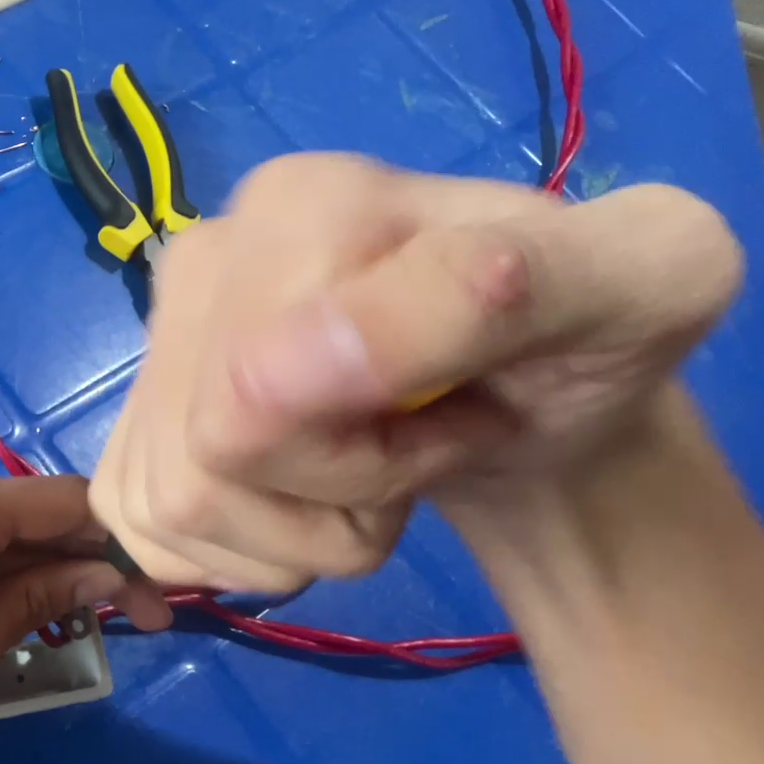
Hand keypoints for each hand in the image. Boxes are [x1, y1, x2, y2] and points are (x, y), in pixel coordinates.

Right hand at [90, 153, 744, 591]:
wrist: (516, 397)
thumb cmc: (580, 348)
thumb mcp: (634, 286)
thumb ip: (490, 293)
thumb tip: (280, 367)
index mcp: (290, 206)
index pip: (256, 397)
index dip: (369, 457)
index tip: (458, 416)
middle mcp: (192, 268)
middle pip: (203, 465)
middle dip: (327, 509)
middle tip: (407, 460)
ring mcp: (150, 355)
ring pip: (171, 511)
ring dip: (285, 542)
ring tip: (352, 486)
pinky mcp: (128, 433)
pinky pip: (146, 534)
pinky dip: (232, 558)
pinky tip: (285, 506)